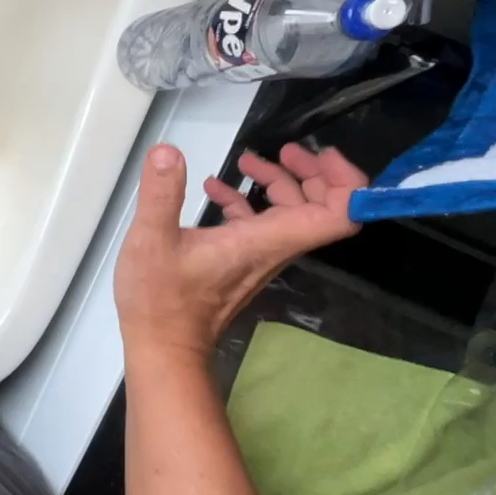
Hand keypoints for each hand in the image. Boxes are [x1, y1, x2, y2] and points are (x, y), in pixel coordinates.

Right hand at [115, 142, 366, 361]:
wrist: (163, 346)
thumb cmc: (160, 299)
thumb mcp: (151, 241)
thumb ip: (161, 194)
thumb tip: (168, 152)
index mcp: (264, 241)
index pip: (338, 213)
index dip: (344, 180)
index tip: (319, 153)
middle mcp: (271, 249)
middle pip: (320, 208)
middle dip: (310, 172)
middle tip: (283, 148)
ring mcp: (256, 257)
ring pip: (291, 215)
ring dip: (279, 184)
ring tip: (246, 161)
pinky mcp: (237, 263)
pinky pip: (260, 226)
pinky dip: (247, 202)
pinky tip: (215, 191)